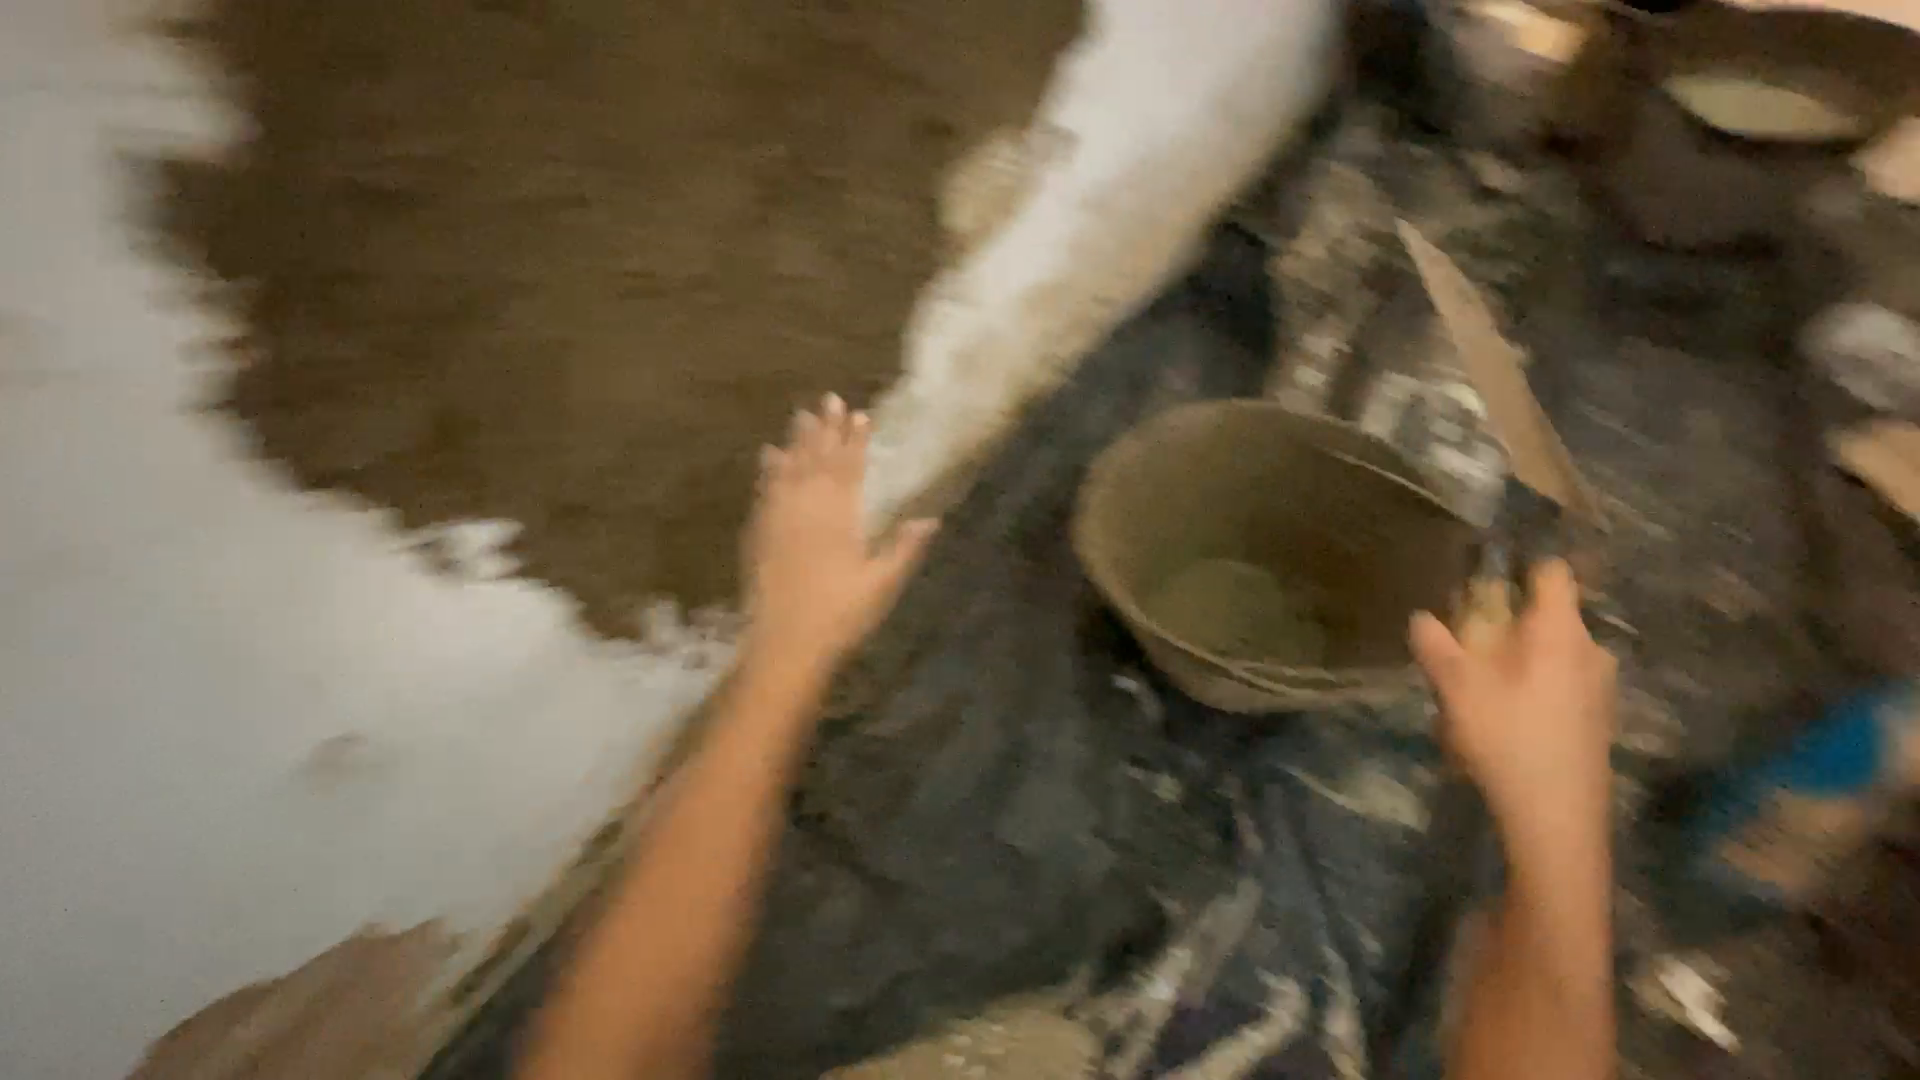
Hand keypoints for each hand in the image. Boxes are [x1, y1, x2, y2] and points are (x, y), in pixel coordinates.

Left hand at [742, 394, 937, 682]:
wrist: (783, 644)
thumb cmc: (839, 616)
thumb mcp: (882, 585)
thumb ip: (904, 548)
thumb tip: (930, 518)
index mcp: (841, 516)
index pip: (850, 468)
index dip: (856, 440)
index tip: (861, 414)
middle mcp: (807, 507)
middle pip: (818, 459)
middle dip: (826, 428)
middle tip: (830, 399)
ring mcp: (779, 518)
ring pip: (789, 468)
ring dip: (797, 440)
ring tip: (801, 415)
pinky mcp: (758, 533)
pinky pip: (765, 490)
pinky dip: (769, 469)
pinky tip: (769, 456)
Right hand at [1409, 559, 1617, 846]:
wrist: (1556, 815)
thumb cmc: (1507, 737)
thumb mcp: (1454, 687)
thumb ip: (1434, 644)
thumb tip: (1421, 617)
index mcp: (1560, 632)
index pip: (1552, 573)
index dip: (1519, 565)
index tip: (1484, 574)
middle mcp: (1590, 650)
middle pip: (1546, 616)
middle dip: (1505, 622)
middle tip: (1465, 642)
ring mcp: (1599, 686)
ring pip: (1551, 652)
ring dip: (1515, 658)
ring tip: (1476, 687)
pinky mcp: (1597, 717)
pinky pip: (1559, 682)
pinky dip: (1530, 685)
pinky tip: (1501, 719)